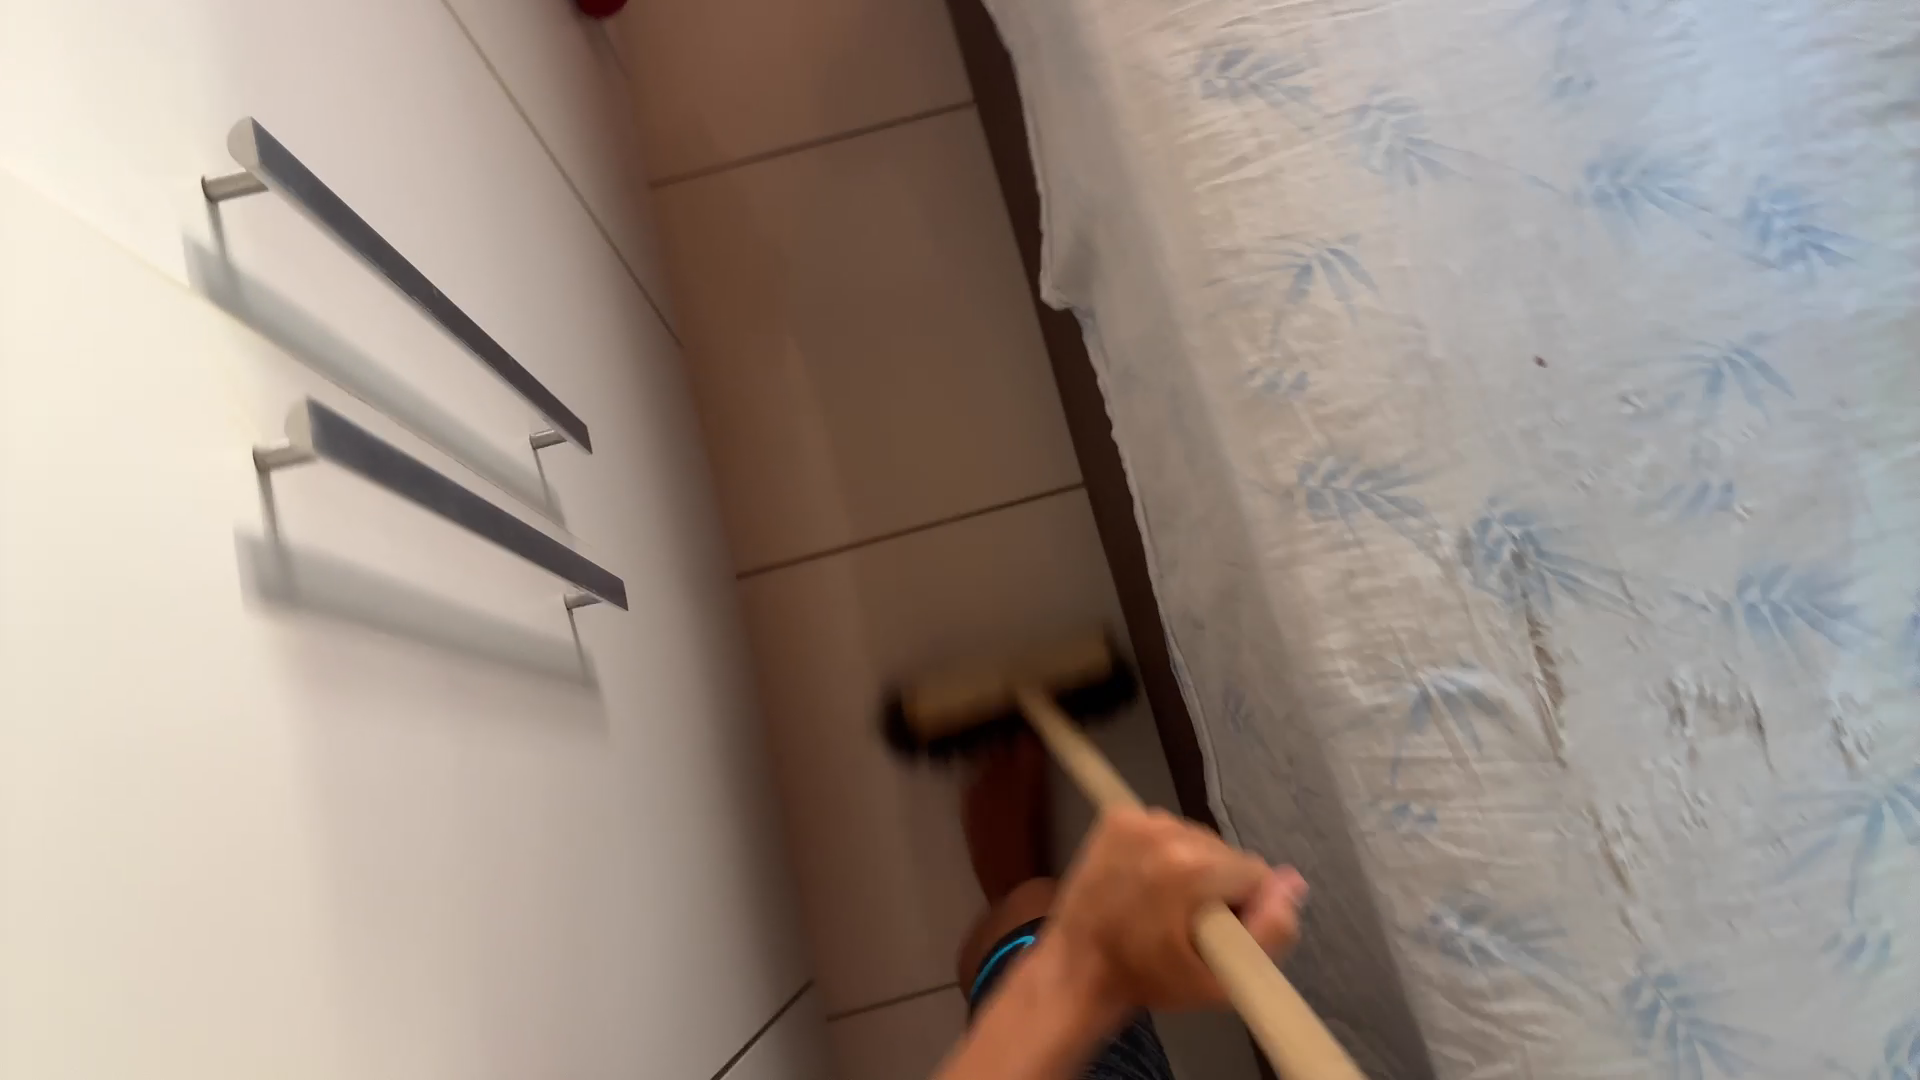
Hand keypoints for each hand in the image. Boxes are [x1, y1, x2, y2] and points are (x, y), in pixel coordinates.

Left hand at [1044, 807, 1306, 1012]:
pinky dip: (1164, 851)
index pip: (1255, 873)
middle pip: (1224, 853)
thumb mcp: (1221, 978)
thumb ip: (1270, 932)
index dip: (1247, 907)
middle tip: (1190, 921)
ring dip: (1192, 866)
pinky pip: (1165, 829)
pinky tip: (1148, 881)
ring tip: (1166, 902)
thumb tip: (1294, 882)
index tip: (1221, 930)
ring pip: (1196, 839)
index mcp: (1193, 866)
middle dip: (1219, 885)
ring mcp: (1137, 818)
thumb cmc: (1149, 977)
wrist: (1079, 962)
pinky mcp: (1117, 815)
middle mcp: (1166, 830)